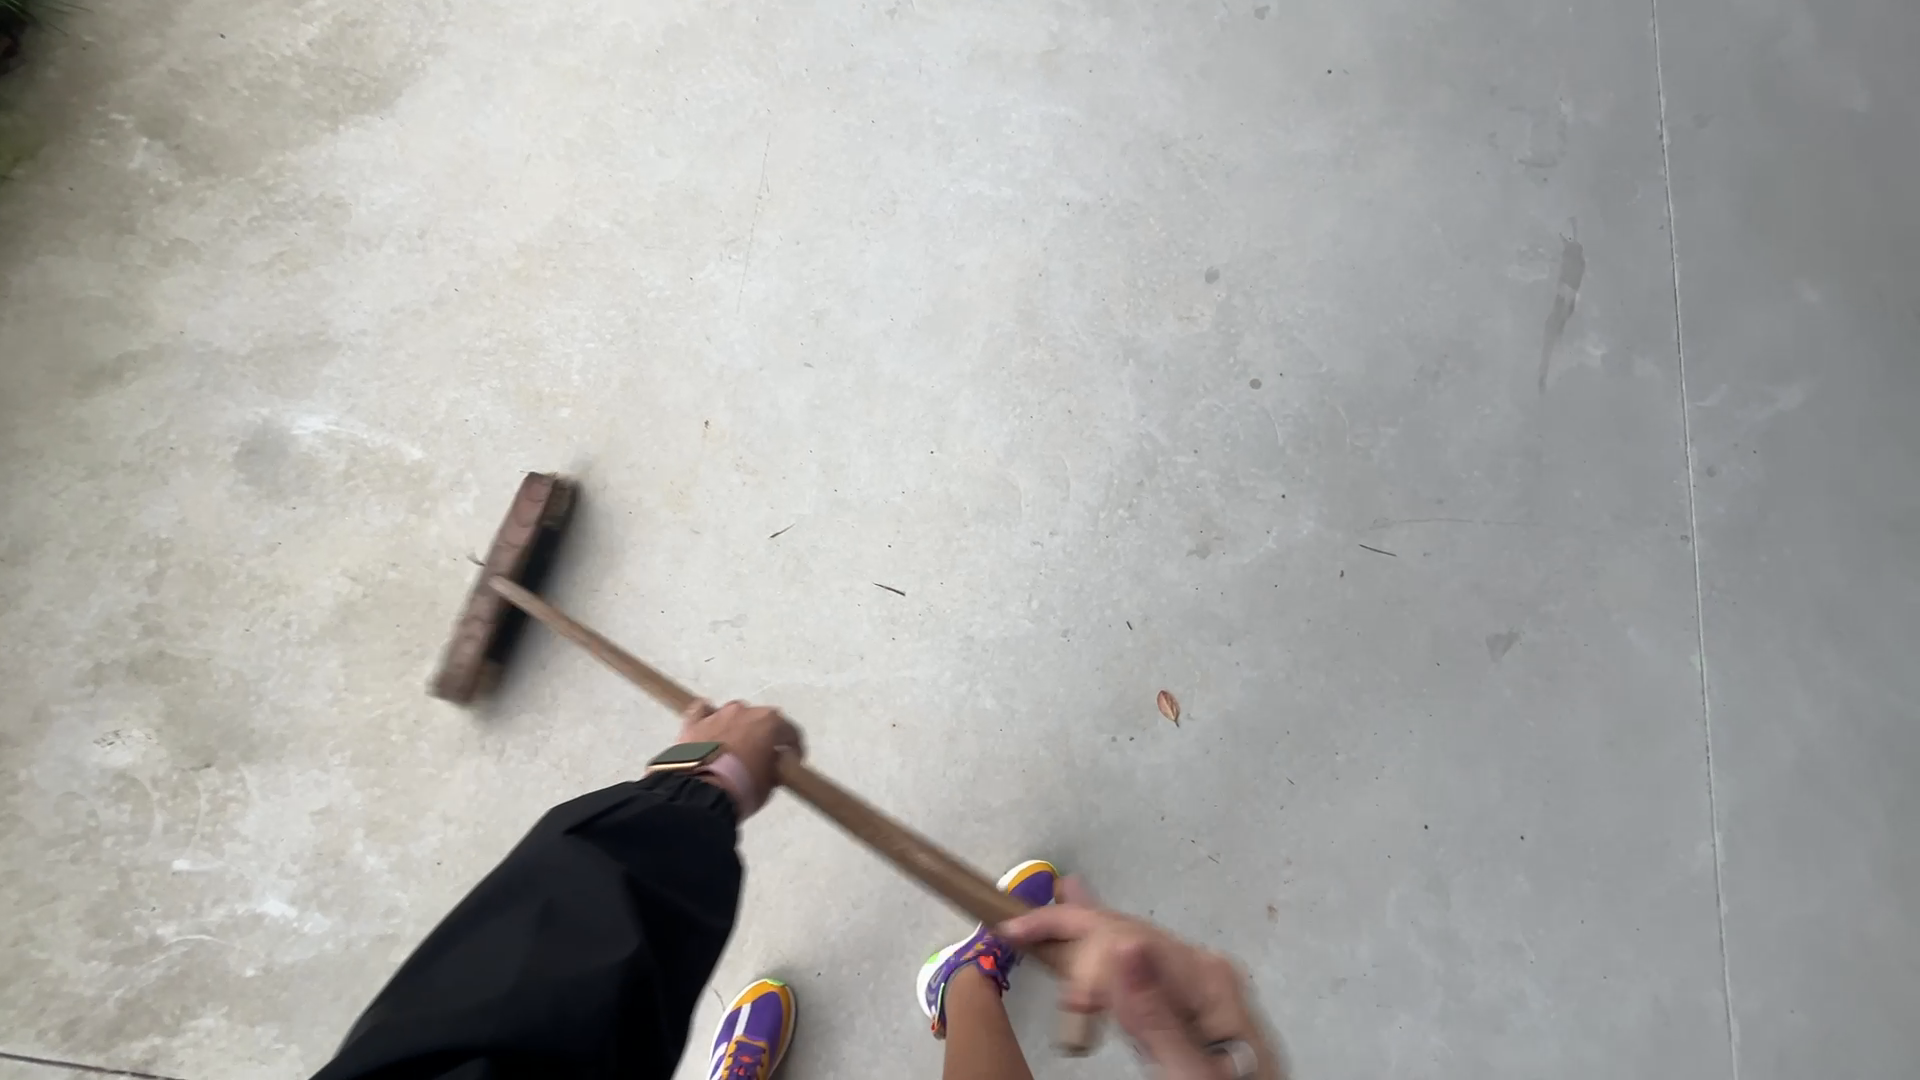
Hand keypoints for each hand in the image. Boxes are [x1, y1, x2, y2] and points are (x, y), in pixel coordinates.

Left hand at [676, 699, 804, 810]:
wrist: (700, 793)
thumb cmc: (743, 787)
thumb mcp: (771, 783)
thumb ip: (776, 766)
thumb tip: (775, 761)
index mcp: (772, 723)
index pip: (791, 733)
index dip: (793, 750)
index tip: (791, 764)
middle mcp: (748, 711)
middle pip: (761, 721)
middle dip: (763, 737)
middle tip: (760, 758)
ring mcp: (719, 714)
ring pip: (734, 715)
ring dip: (737, 728)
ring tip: (733, 749)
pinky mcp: (694, 722)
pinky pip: (703, 711)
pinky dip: (708, 718)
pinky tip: (709, 726)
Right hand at [1000, 879, 1282, 1078]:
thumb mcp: (1193, 1074)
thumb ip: (1157, 1016)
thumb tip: (1123, 945)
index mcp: (1206, 977)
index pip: (1127, 943)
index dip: (1082, 961)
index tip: (1058, 998)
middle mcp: (1201, 965)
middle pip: (1123, 931)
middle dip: (1070, 928)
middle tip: (1015, 928)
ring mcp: (1197, 978)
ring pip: (1124, 938)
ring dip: (1080, 932)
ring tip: (1042, 910)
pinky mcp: (1188, 994)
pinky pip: (1135, 956)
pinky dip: (1102, 941)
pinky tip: (1088, 915)